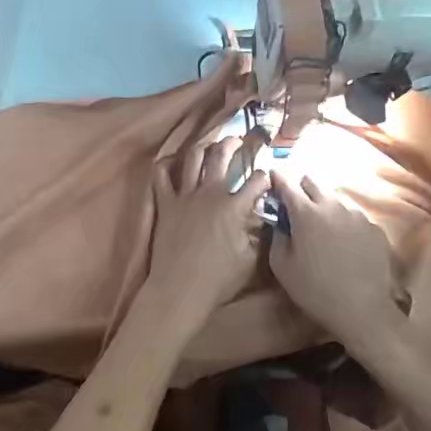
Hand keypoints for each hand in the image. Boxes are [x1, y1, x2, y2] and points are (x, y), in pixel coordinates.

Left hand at [146, 136, 271, 316]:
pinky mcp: (165, 203)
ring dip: (204, 145)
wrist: (180, 289)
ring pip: (193, 157)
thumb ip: (262, 236)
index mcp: (235, 206)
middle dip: (233, 143)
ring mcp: (185, 195)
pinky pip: (161, 175)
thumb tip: (269, 220)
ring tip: (210, 142)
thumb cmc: (219, 280)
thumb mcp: (252, 260)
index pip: (257, 180)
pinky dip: (166, 164)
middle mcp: (211, 193)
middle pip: (222, 155)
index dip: (265, 176)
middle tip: (238, 140)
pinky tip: (172, 161)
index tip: (268, 176)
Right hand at [268, 172, 404, 352]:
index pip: (287, 185)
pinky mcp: (374, 229)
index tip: (273, 174)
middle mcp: (332, 206)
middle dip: (302, 188)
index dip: (278, 178)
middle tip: (297, 202)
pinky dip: (345, 225)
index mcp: (306, 213)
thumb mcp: (282, 267)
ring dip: (325, 207)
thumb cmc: (315, 290)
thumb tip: (280, 222)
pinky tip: (345, 245)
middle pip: (314, 184)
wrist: (362, 309)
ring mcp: (357, 216)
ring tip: (323, 228)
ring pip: (336, 201)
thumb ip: (277, 237)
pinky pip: (354, 219)